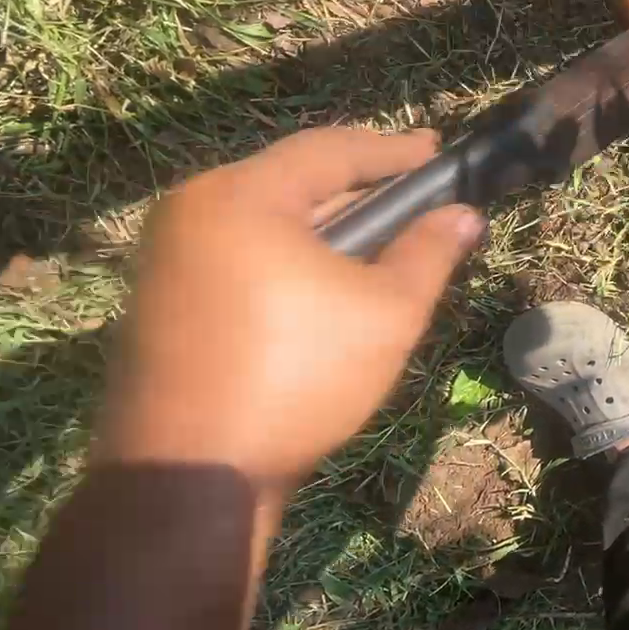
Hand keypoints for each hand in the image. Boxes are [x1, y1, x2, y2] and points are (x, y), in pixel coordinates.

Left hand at [98, 128, 485, 493]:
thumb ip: (430, 250)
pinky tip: (332, 274)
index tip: (437, 150)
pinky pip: (244, 249)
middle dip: (363, 185)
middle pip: (295, 178)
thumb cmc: (300, 376)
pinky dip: (296, 250)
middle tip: (417, 188)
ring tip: (385, 232)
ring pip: (269, 217)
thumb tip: (464, 215)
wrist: (188, 480)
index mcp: (241, 198)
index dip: (394, 149)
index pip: (331, 150)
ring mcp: (168, 257)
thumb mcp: (388, 309)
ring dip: (332, 221)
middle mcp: (192, 211)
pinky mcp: (164, 299)